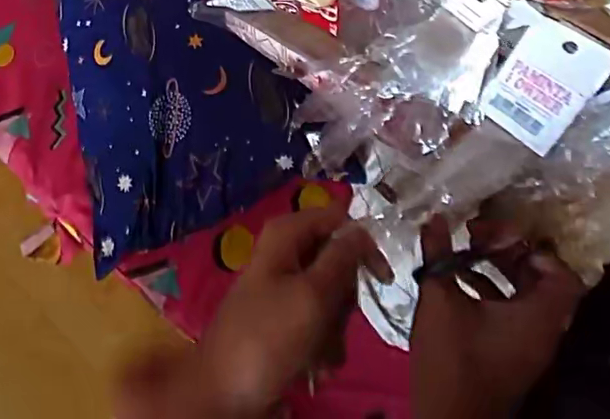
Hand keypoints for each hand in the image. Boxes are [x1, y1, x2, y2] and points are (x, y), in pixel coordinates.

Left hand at [115, 203, 390, 418]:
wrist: (226, 390)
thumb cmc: (268, 335)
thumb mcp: (312, 295)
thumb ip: (340, 260)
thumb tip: (361, 227)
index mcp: (285, 234)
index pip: (336, 219)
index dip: (362, 244)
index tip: (383, 277)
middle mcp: (285, 253)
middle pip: (337, 263)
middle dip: (343, 300)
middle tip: (332, 320)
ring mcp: (284, 287)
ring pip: (332, 299)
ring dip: (334, 331)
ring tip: (318, 352)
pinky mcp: (285, 320)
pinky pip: (319, 324)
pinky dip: (322, 347)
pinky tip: (312, 367)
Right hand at [409, 217, 584, 418]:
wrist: (449, 416)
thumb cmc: (451, 357)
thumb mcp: (439, 298)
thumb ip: (439, 255)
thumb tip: (436, 218)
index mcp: (536, 319)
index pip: (563, 278)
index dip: (536, 250)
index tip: (500, 236)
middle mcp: (541, 331)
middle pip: (541, 281)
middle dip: (509, 252)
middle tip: (476, 234)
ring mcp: (527, 344)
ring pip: (524, 294)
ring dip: (497, 268)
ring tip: (464, 249)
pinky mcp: (511, 351)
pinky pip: (512, 310)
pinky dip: (490, 287)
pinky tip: (457, 275)